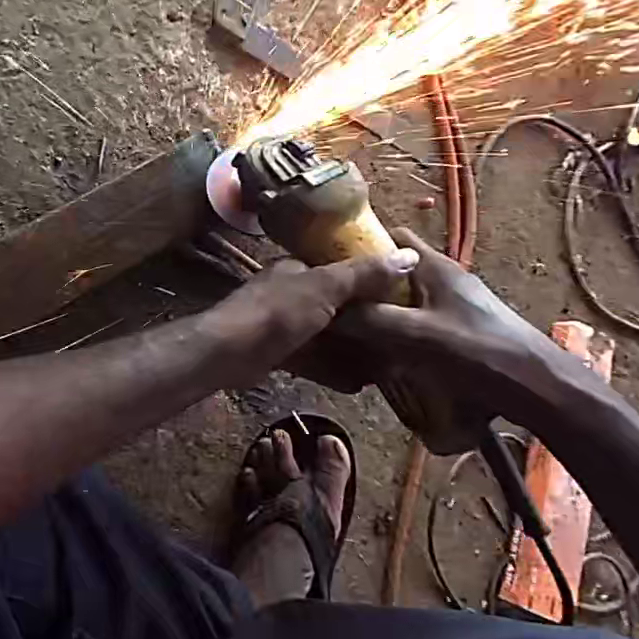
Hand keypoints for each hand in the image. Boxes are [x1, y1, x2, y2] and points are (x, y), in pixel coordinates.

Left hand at [201, 247, 419, 387]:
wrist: (229, 350)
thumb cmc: (277, 311)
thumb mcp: (325, 287)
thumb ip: (363, 275)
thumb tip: (408, 255)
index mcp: (297, 271)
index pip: (339, 271)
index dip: (370, 284)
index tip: (403, 301)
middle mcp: (290, 294)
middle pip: (335, 307)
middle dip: (366, 324)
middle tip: (403, 342)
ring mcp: (283, 325)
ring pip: (326, 336)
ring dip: (353, 350)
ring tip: (390, 366)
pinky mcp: (278, 353)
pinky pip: (313, 360)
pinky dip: (334, 370)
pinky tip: (360, 383)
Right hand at [334, 228, 610, 431]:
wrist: (544, 393)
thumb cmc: (481, 353)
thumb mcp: (415, 333)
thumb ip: (368, 319)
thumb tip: (326, 312)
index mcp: (435, 267)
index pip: (392, 236)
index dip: (359, 241)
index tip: (327, 258)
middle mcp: (444, 279)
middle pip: (392, 270)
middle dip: (361, 283)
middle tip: (331, 301)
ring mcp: (453, 306)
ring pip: (402, 299)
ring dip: (376, 310)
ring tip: (346, 329)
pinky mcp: (458, 331)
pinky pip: (414, 321)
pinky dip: (393, 330)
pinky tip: (379, 352)